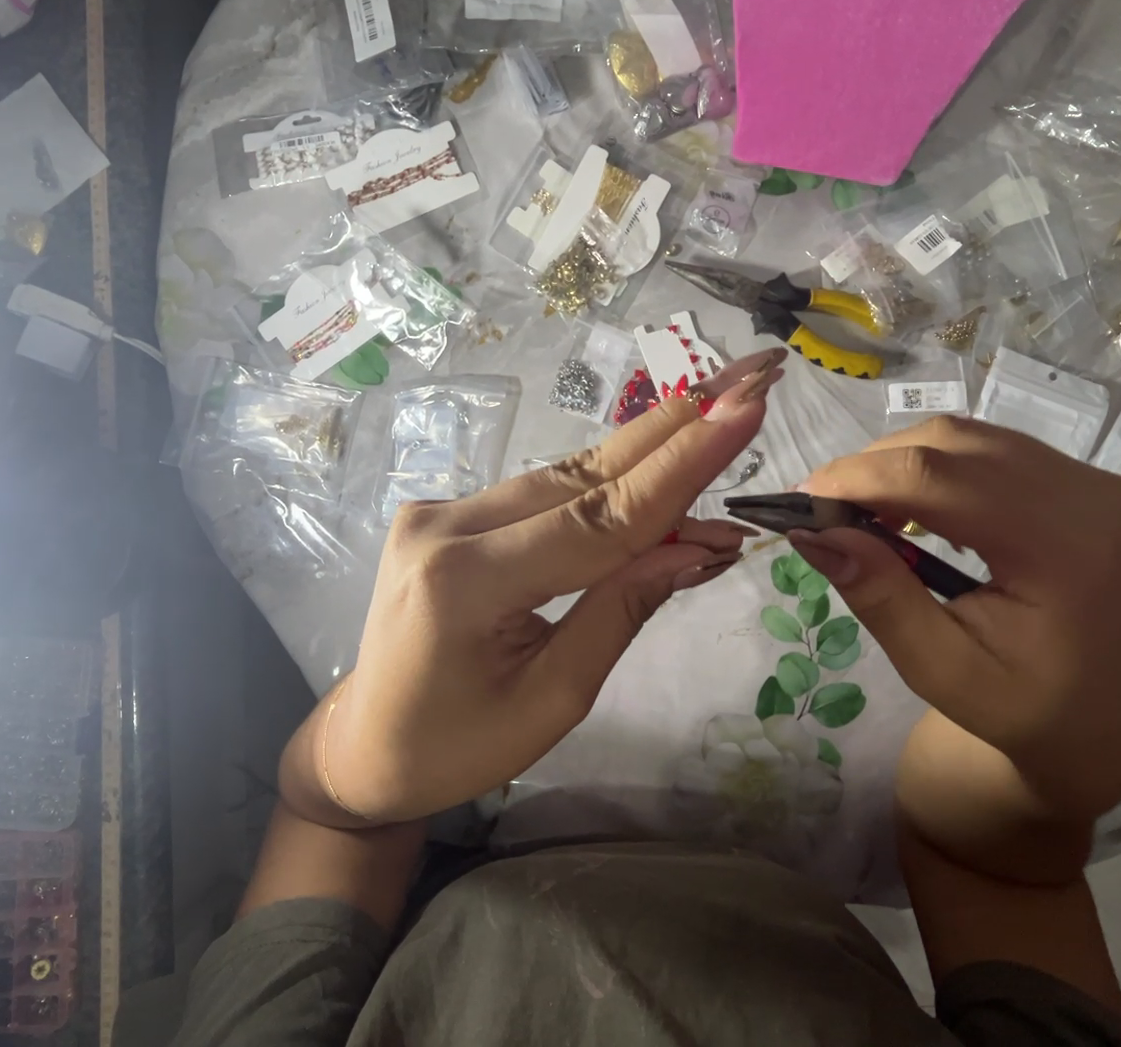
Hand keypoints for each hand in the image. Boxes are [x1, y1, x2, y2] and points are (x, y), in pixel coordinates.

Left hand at [280, 349, 788, 826]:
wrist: (365, 745)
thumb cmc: (458, 747)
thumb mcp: (553, 699)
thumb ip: (622, 611)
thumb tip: (701, 547)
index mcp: (466, 582)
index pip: (599, 517)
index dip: (681, 465)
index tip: (747, 409)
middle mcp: (446, 525)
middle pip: (584, 474)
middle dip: (677, 425)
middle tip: (754, 373)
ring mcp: (440, 512)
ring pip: (565, 477)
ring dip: (649, 455)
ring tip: (725, 415)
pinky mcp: (447, 515)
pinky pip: (542, 495)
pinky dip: (606, 488)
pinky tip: (658, 469)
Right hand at [789, 417, 1120, 877]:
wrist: (1096, 722)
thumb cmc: (1017, 708)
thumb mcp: (938, 668)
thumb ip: (879, 595)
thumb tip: (812, 533)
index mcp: (1065, 548)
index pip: (940, 478)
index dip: (860, 477)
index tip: (800, 500)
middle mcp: (1091, 498)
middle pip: (953, 445)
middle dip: (874, 467)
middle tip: (823, 510)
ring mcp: (1095, 484)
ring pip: (968, 438)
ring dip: (900, 463)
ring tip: (859, 510)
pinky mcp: (1086, 484)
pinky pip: (990, 450)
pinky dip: (933, 466)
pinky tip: (907, 505)